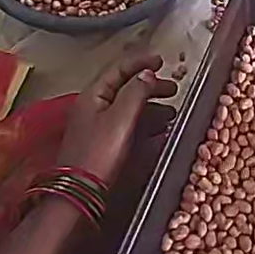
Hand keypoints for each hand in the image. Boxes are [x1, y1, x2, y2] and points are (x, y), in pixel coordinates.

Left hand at [56, 54, 177, 187]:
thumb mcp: (120, 118)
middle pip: (124, 87)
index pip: (118, 69)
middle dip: (150, 86)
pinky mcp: (104, 143)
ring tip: (172, 112)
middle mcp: (94, 107)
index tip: (161, 61)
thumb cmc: (98, 153)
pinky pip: (128, 126)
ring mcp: (98, 126)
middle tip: (173, 88)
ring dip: (151, 106)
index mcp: (94, 95)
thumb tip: (147, 73)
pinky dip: (146, 124)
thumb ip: (136, 92)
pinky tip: (160, 130)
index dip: (140, 62)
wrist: (81, 192)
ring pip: (128, 108)